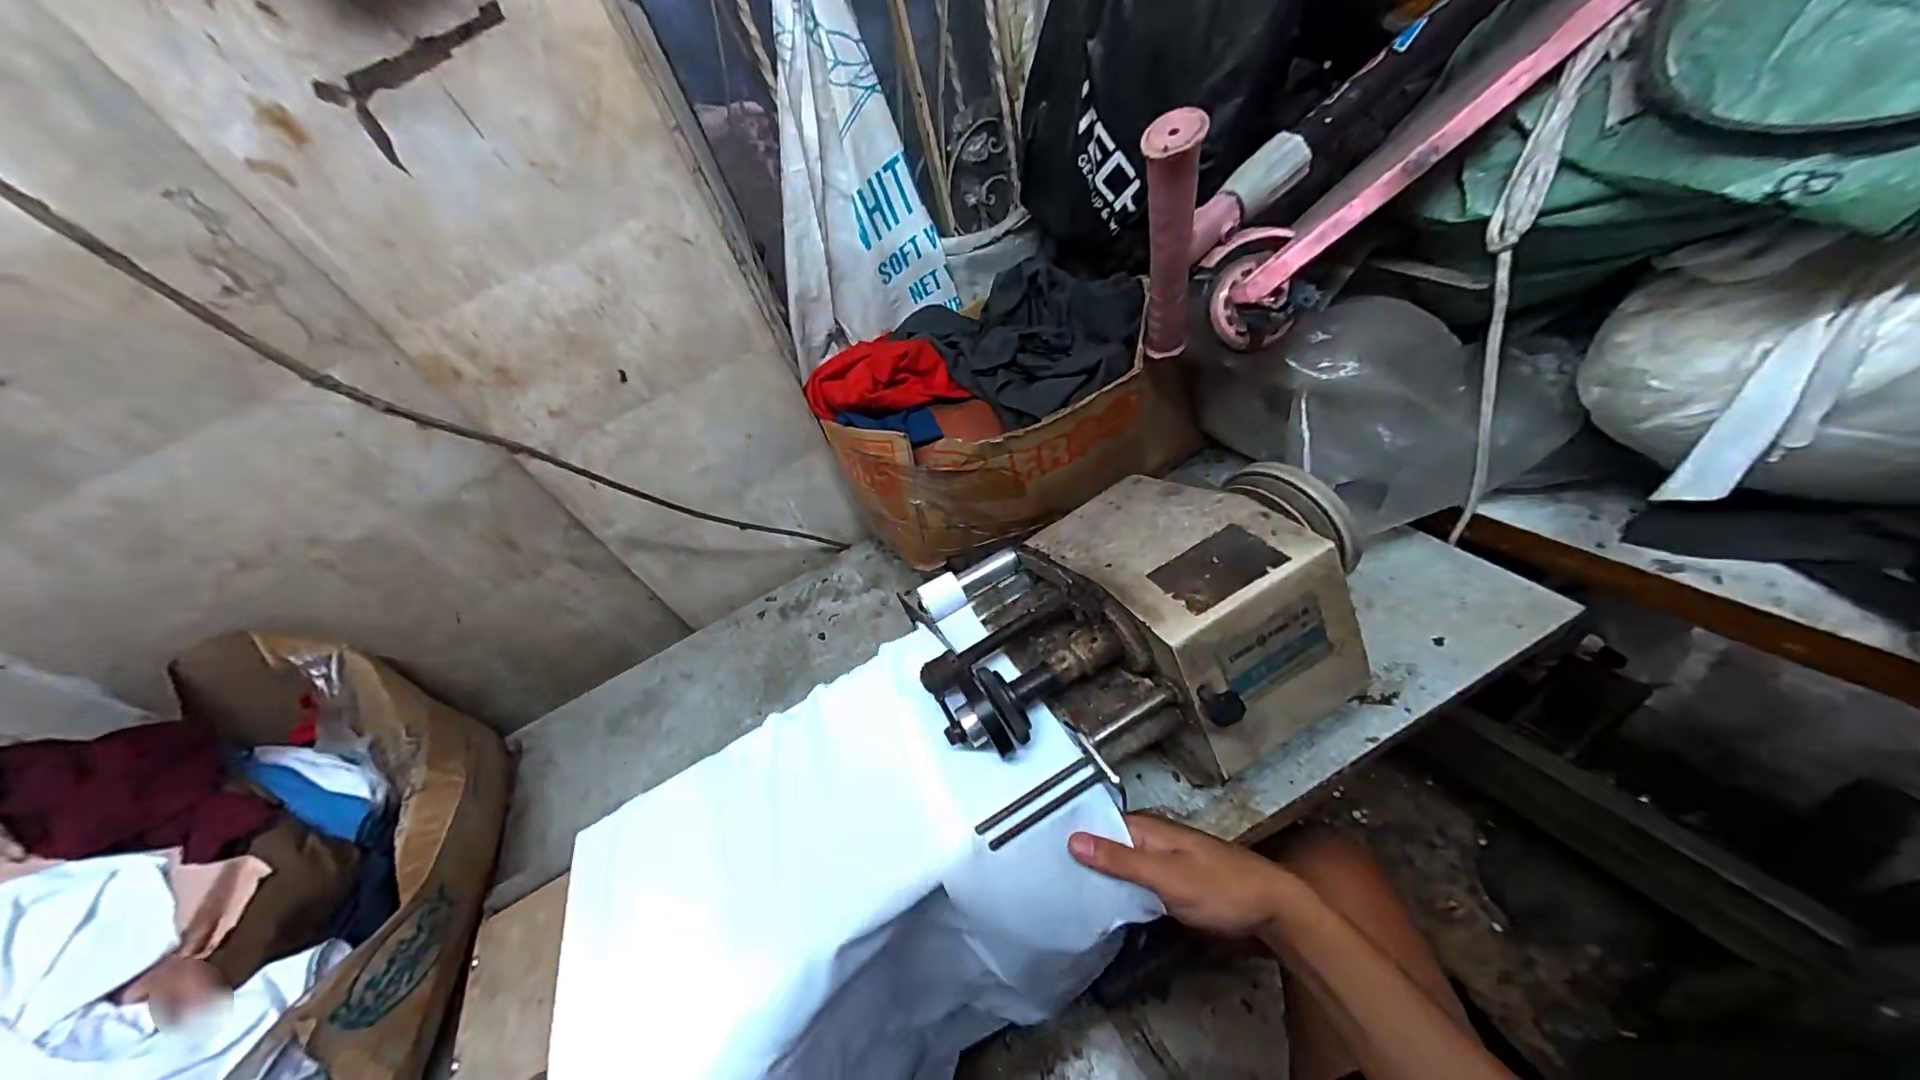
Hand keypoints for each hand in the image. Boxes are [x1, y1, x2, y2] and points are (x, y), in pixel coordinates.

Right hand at [1069, 813, 1300, 936]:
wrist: (1273, 910)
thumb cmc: (1221, 888)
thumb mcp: (1166, 876)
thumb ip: (1120, 859)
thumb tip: (1074, 838)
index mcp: (1148, 827)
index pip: (1099, 822)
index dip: (1073, 831)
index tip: (1041, 845)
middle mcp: (1152, 839)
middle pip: (1108, 843)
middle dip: (1082, 854)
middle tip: (1046, 872)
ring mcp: (1162, 861)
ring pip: (1120, 864)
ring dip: (1099, 874)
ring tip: (1063, 886)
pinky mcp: (1169, 884)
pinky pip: (1134, 881)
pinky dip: (1118, 889)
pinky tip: (1101, 903)